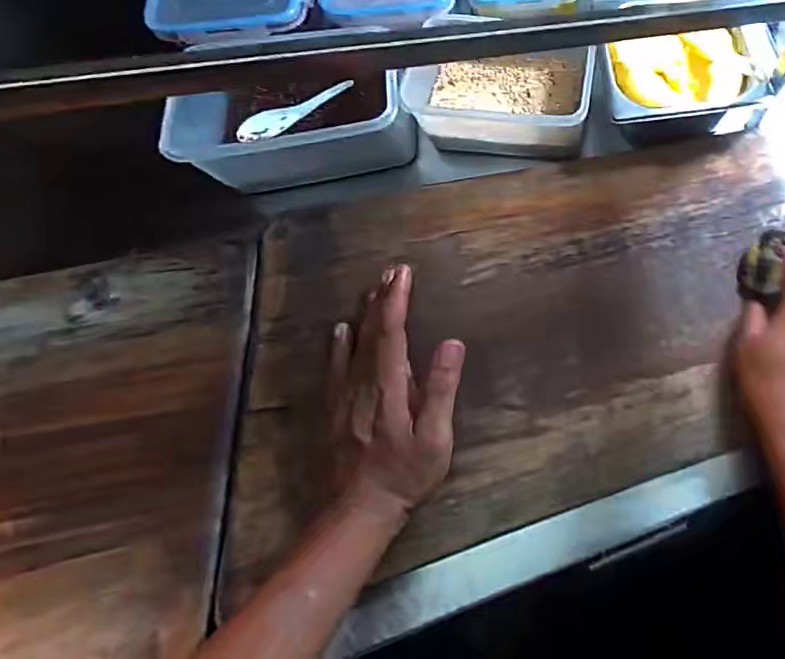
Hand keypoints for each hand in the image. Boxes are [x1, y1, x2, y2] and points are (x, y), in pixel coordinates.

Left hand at [320, 264, 465, 520]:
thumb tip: (451, 343)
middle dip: (382, 299)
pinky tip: (341, 330)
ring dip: (364, 314)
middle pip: (370, 332)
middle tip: (392, 271)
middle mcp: (362, 385)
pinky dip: (339, 344)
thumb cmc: (404, 475)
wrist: (354, 514)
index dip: (397, 301)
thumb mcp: (435, 438)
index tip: (404, 274)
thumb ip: (441, 389)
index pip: (392, 333)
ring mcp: (344, 397)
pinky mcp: (334, 410)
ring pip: (352, 345)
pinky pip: (335, 367)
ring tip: (373, 289)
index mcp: (389, 387)